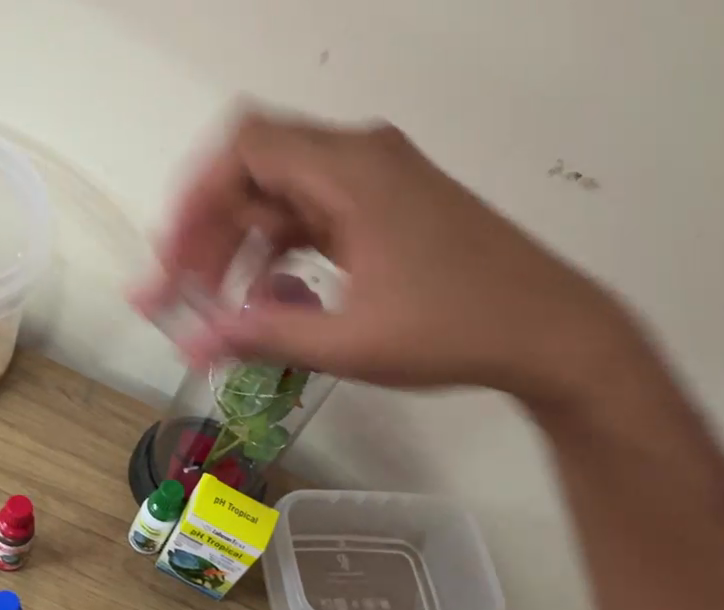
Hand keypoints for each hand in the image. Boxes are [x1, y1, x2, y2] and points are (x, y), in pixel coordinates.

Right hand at [135, 109, 649, 406]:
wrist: (551, 331)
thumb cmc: (453, 330)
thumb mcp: (349, 342)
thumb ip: (262, 337)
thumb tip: (190, 347)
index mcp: (351, 172)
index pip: (245, 148)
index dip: (194, 198)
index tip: (172, 257)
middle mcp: (360, 159)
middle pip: (256, 170)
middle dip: (209, 230)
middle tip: (183, 294)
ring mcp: (377, 182)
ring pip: (282, 195)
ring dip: (242, 244)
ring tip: (218, 306)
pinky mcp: (387, 209)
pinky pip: (313, 216)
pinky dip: (280, 251)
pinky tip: (270, 300)